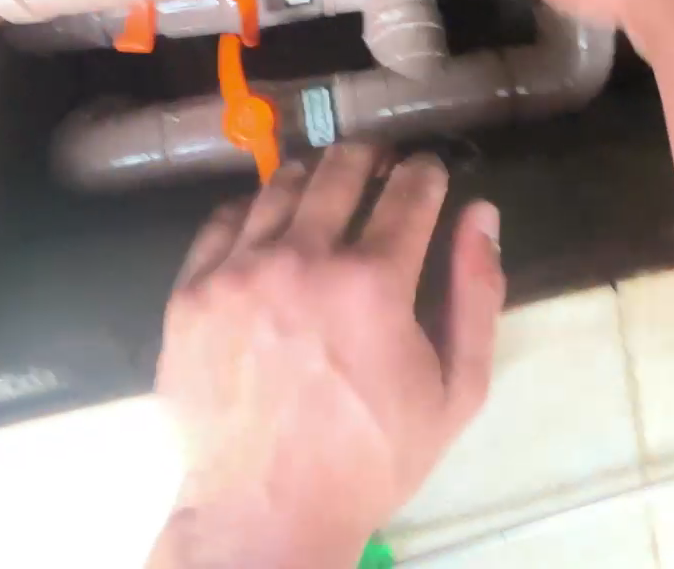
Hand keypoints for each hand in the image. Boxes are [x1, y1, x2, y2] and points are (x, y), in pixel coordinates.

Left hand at [150, 145, 506, 568]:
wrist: (263, 517)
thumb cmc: (371, 456)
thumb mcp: (456, 390)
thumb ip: (476, 294)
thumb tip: (481, 214)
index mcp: (373, 281)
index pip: (410, 189)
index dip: (426, 172)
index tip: (428, 173)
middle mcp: (303, 259)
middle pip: (343, 167)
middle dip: (373, 157)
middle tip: (380, 167)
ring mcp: (240, 271)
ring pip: (284, 184)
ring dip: (317, 176)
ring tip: (328, 191)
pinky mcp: (192, 292)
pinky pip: (227, 219)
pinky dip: (257, 209)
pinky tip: (271, 225)